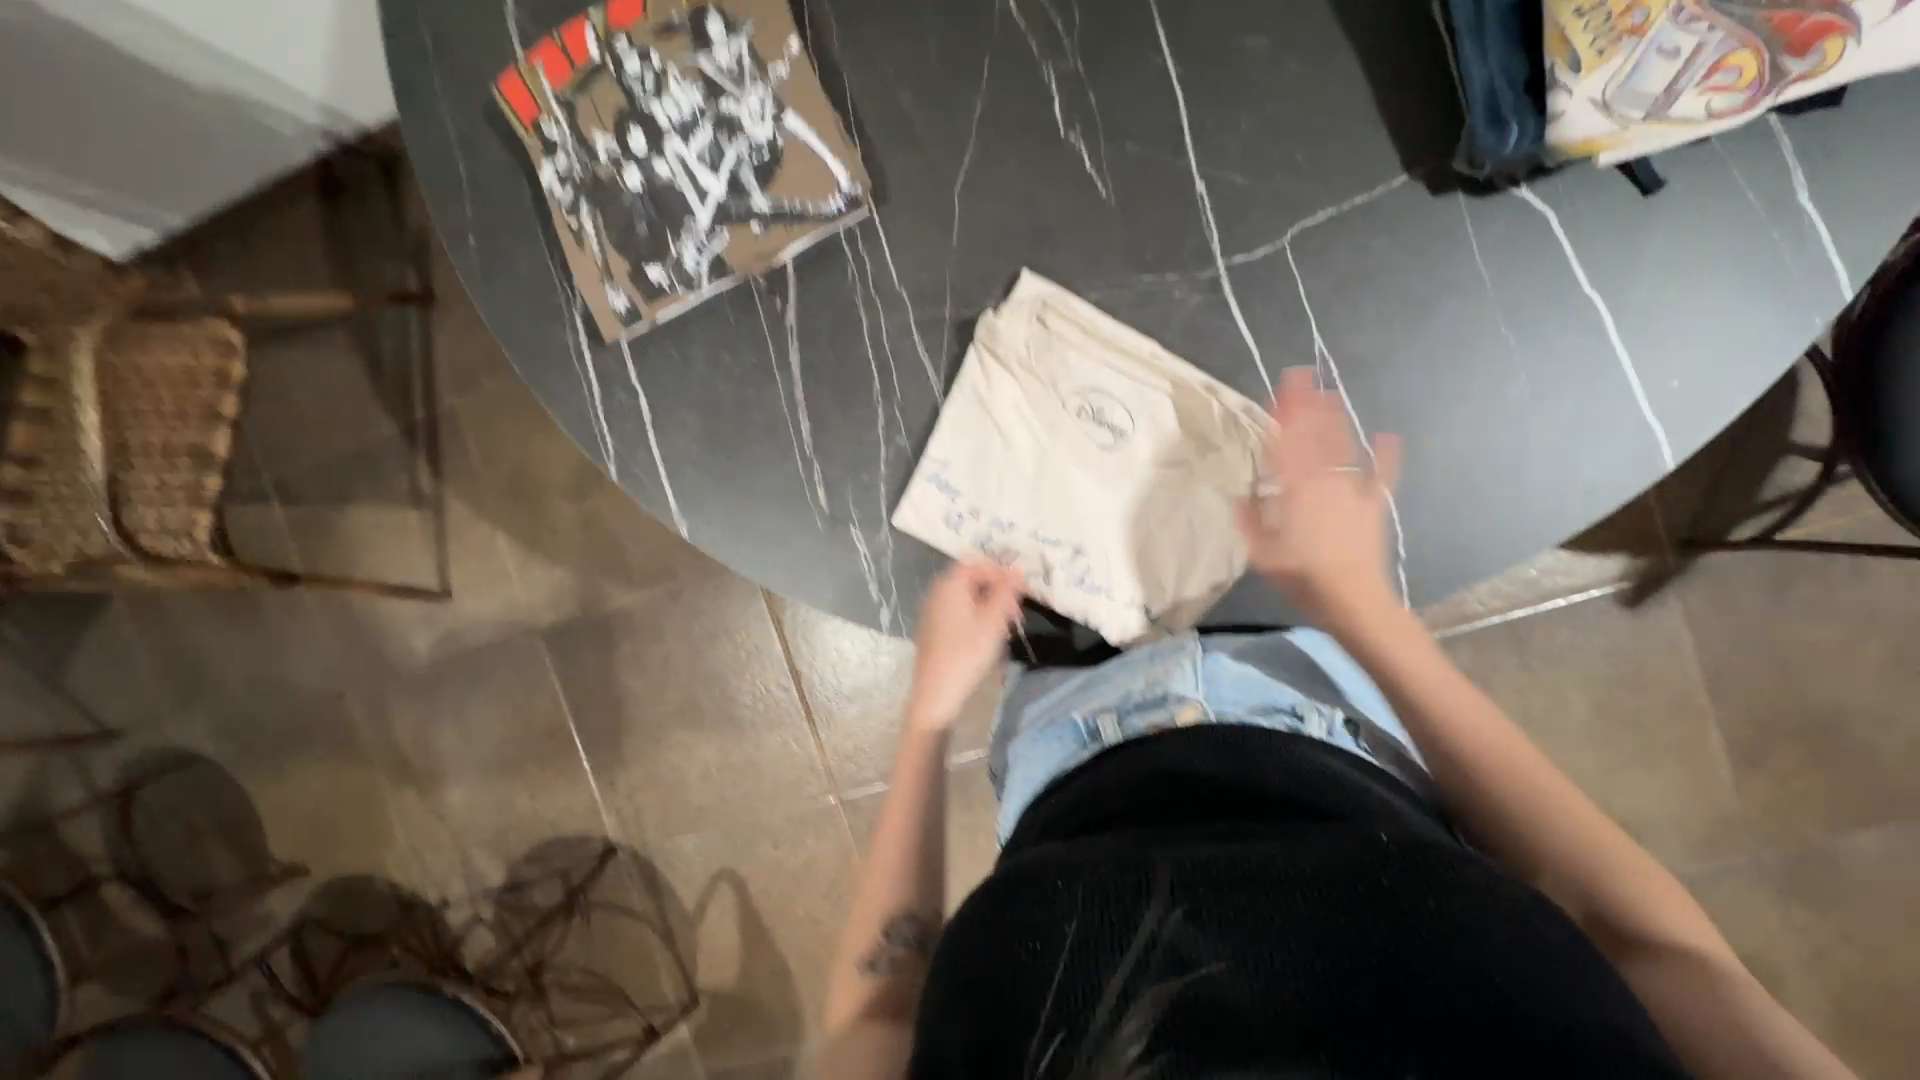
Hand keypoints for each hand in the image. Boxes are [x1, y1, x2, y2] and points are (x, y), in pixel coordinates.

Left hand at [908, 560, 1024, 728]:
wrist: (936, 693)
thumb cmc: (967, 654)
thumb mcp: (993, 621)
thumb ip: (1006, 592)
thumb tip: (1017, 569)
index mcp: (949, 586)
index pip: (976, 564)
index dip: (1000, 571)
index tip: (1020, 589)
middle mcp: (937, 594)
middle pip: (970, 580)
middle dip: (996, 590)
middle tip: (1015, 610)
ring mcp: (932, 613)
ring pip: (966, 598)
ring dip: (988, 606)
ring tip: (1005, 626)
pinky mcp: (933, 631)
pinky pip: (958, 613)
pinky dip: (976, 618)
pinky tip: (987, 637)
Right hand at [1238, 367, 1402, 622]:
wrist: (1352, 597)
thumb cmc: (1301, 576)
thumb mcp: (1262, 552)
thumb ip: (1251, 519)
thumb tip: (1243, 494)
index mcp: (1294, 490)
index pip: (1285, 444)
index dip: (1282, 416)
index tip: (1278, 391)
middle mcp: (1324, 481)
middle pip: (1313, 436)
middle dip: (1307, 406)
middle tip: (1303, 375)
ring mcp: (1352, 491)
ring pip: (1342, 447)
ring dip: (1336, 420)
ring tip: (1331, 394)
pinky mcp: (1373, 506)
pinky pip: (1381, 477)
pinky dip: (1386, 456)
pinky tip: (1388, 436)